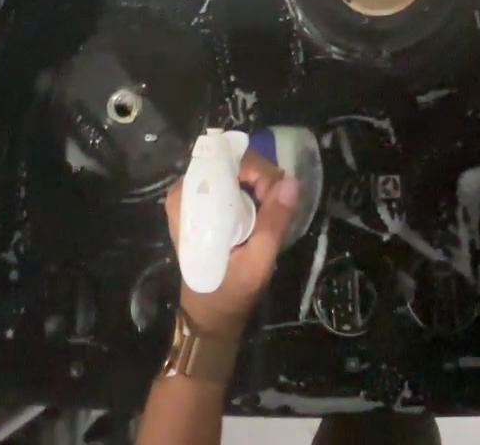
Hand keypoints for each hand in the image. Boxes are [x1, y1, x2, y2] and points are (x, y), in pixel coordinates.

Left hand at [164, 152, 300, 339]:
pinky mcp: (204, 203)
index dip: (258, 173)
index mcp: (189, 198)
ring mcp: (195, 195)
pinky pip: (234, 183)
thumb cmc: (229, 292)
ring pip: (237, 170)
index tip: (273, 198)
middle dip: (261, 180)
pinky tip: (260, 216)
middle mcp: (188, 190)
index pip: (229, 161)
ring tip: (269, 216)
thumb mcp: (257, 262)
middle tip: (275, 209)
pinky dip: (253, 193)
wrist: (209, 317)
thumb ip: (273, 222)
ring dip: (260, 187)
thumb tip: (292, 182)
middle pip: (234, 162)